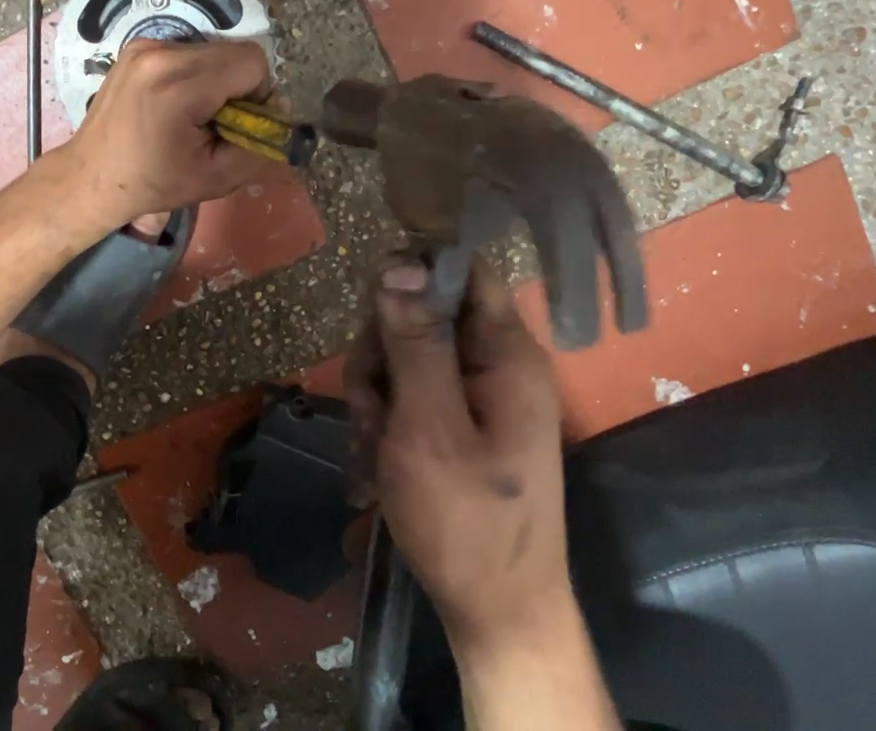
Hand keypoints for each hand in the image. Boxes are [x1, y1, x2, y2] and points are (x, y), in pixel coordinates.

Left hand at [56, 38, 275, 228]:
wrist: (92, 175)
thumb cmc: (152, 183)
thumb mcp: (216, 178)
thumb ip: (258, 145)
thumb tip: (278, 112)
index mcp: (178, 85)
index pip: (252, 63)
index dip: (256, 95)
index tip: (234, 125)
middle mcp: (160, 53)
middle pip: (233, 52)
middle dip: (236, 86)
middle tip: (214, 123)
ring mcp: (144, 45)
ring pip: (212, 49)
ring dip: (215, 79)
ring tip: (190, 116)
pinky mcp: (136, 47)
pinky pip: (187, 50)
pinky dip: (192, 74)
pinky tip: (173, 104)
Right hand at [346, 256, 572, 650]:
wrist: (495, 611)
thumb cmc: (465, 521)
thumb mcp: (428, 427)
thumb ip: (414, 344)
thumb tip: (399, 263)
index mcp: (506, 355)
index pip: (463, 272)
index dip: (412, 274)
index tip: (369, 310)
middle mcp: (496, 366)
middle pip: (419, 317)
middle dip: (378, 356)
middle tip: (370, 410)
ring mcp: (477, 399)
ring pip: (402, 360)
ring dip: (373, 398)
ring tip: (372, 452)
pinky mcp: (458, 427)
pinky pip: (408, 400)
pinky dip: (383, 426)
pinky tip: (374, 467)